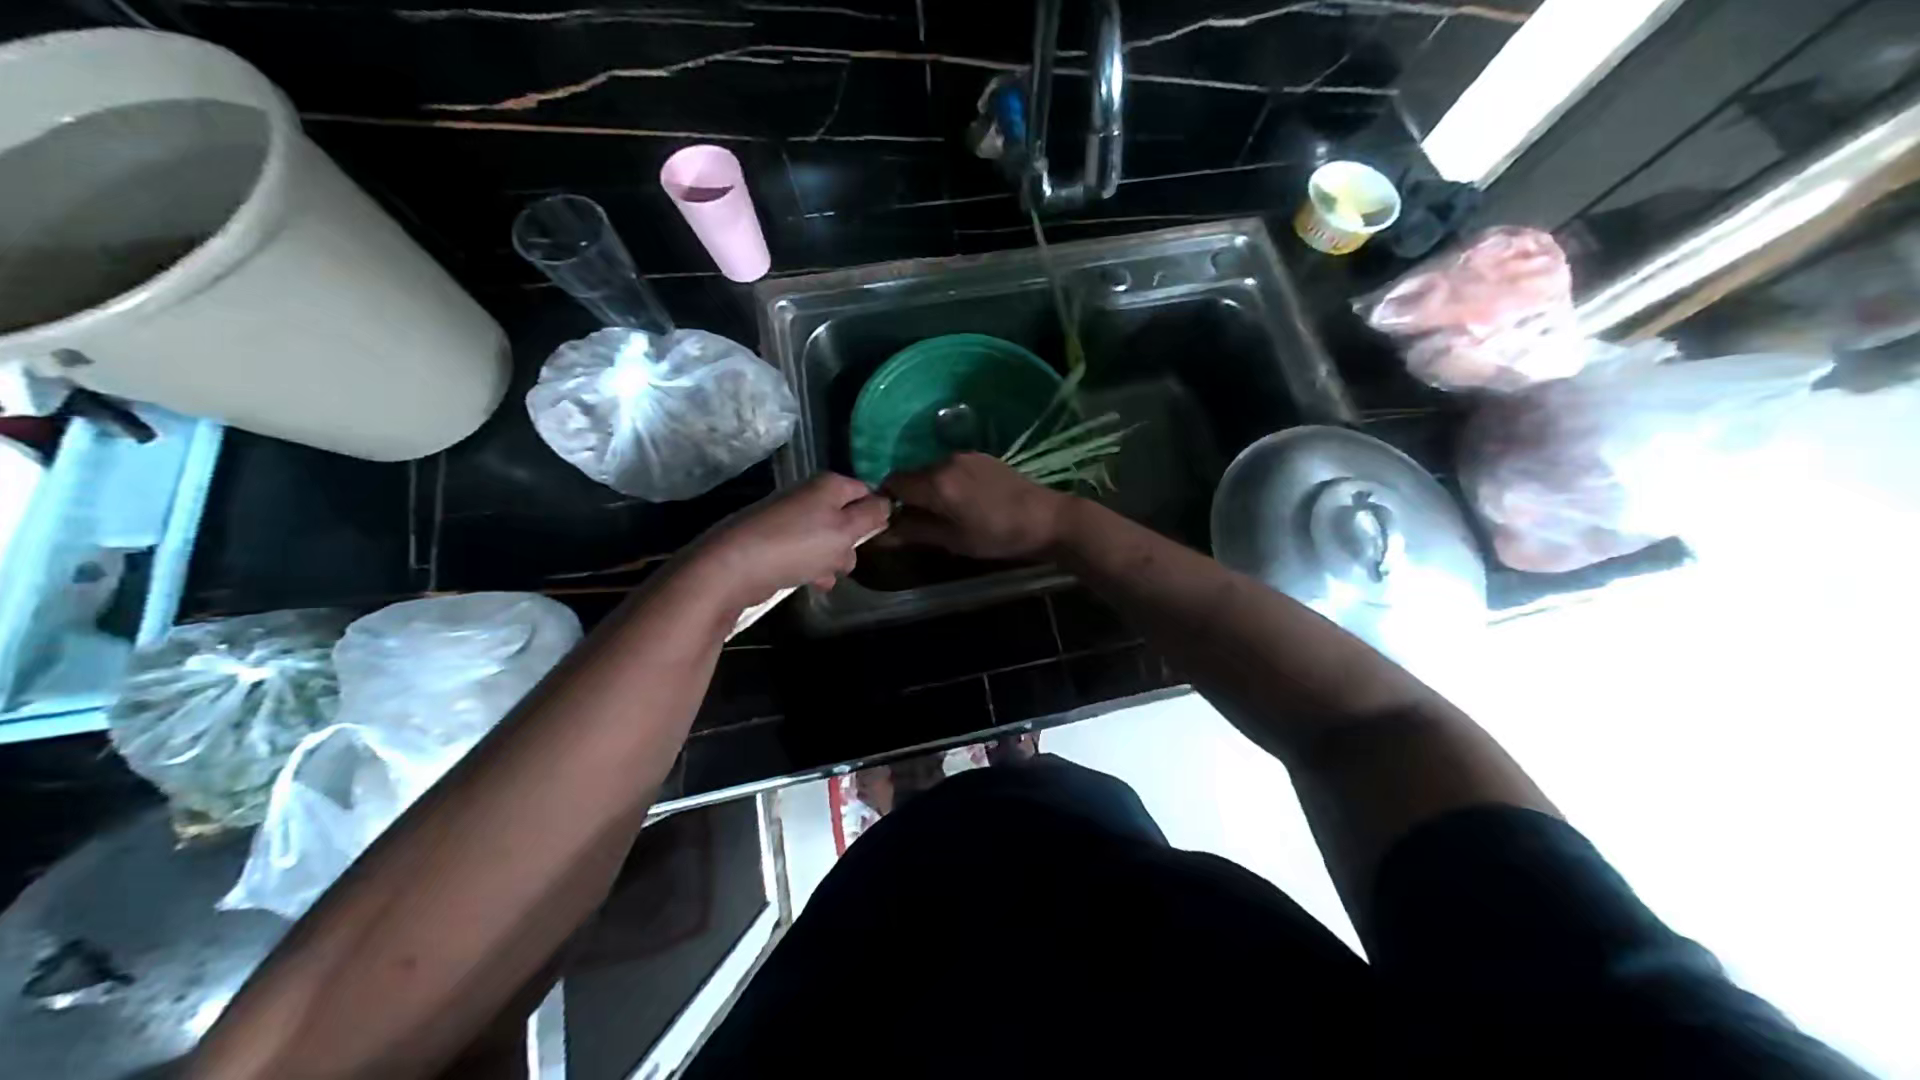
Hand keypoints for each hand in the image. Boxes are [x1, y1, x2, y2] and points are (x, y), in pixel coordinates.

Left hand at [690, 473, 890, 606]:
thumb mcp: (845, 530)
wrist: (732, 566)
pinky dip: (811, 566)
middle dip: (851, 542)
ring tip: (828, 576)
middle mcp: (807, 495)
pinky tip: (813, 583)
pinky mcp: (771, 540)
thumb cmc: (797, 545)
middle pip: (845, 517)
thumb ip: (871, 515)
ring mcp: (787, 518)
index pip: (865, 491)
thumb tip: (887, 502)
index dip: (875, 514)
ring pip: (825, 538)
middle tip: (847, 560)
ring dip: (833, 559)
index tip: (878, 538)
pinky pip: (804, 551)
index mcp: (828, 485)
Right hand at [882, 453, 1072, 560]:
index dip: (885, 502)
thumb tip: (881, 534)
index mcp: (936, 482)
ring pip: (931, 471)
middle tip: (917, 523)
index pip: (892, 482)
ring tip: (944, 514)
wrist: (1048, 519)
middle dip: (907, 497)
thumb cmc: (998, 536)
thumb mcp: (953, 540)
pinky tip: (963, 502)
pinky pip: (951, 467)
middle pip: (911, 475)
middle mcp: (946, 460)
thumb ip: (914, 532)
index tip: (891, 521)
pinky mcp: (982, 456)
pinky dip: (947, 483)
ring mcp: (966, 455)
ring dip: (928, 490)